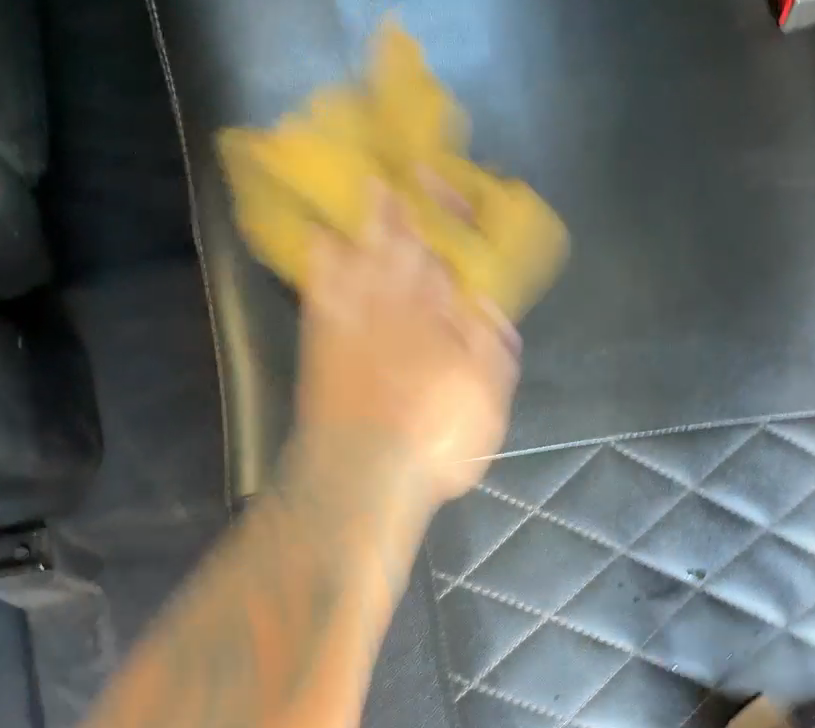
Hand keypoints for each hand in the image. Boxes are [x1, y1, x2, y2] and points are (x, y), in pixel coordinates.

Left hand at [295, 189, 521, 504]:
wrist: (365, 472)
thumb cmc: (435, 445)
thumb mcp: (487, 409)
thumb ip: (494, 357)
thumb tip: (494, 312)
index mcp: (448, 325)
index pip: (455, 261)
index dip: (454, 225)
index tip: (455, 194)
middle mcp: (404, 310)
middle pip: (408, 248)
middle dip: (411, 208)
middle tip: (409, 168)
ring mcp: (359, 320)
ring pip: (366, 257)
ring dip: (369, 221)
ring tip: (369, 184)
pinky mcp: (325, 339)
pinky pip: (322, 288)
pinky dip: (321, 260)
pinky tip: (319, 238)